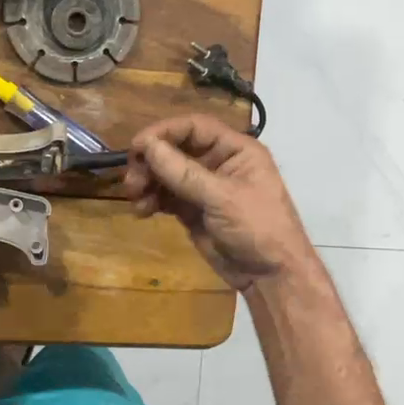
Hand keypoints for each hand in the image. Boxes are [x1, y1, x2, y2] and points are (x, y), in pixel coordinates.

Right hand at [123, 114, 319, 291]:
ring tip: (135, 198)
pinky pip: (166, 197)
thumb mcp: (223, 198)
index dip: (164, 132)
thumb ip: (184, 173)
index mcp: (236, 150)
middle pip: (176, 149)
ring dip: (147, 181)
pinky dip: (151, 200)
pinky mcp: (192, 210)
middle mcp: (219, 163)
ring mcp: (204, 188)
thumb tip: (148, 145)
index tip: (137, 146)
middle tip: (132, 180)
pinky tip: (142, 211)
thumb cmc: (258, 228)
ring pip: (167, 173)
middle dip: (151, 161)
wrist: (270, 276)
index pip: (195, 127)